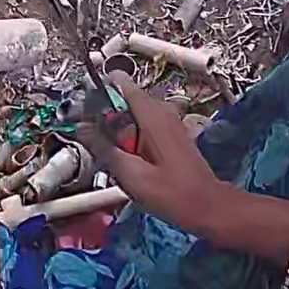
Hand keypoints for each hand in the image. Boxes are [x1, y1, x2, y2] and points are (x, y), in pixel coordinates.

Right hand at [78, 72, 234, 234]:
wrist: (207, 206)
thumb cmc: (170, 192)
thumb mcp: (130, 174)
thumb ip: (104, 148)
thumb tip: (81, 128)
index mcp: (151, 113)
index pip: (120, 82)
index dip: (98, 92)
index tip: (85, 113)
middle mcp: (162, 109)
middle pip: (124, 98)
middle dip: (106, 116)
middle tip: (98, 144)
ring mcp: (169, 119)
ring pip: (133, 112)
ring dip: (119, 129)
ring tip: (114, 156)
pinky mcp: (172, 130)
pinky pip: (144, 122)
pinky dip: (132, 134)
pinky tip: (131, 160)